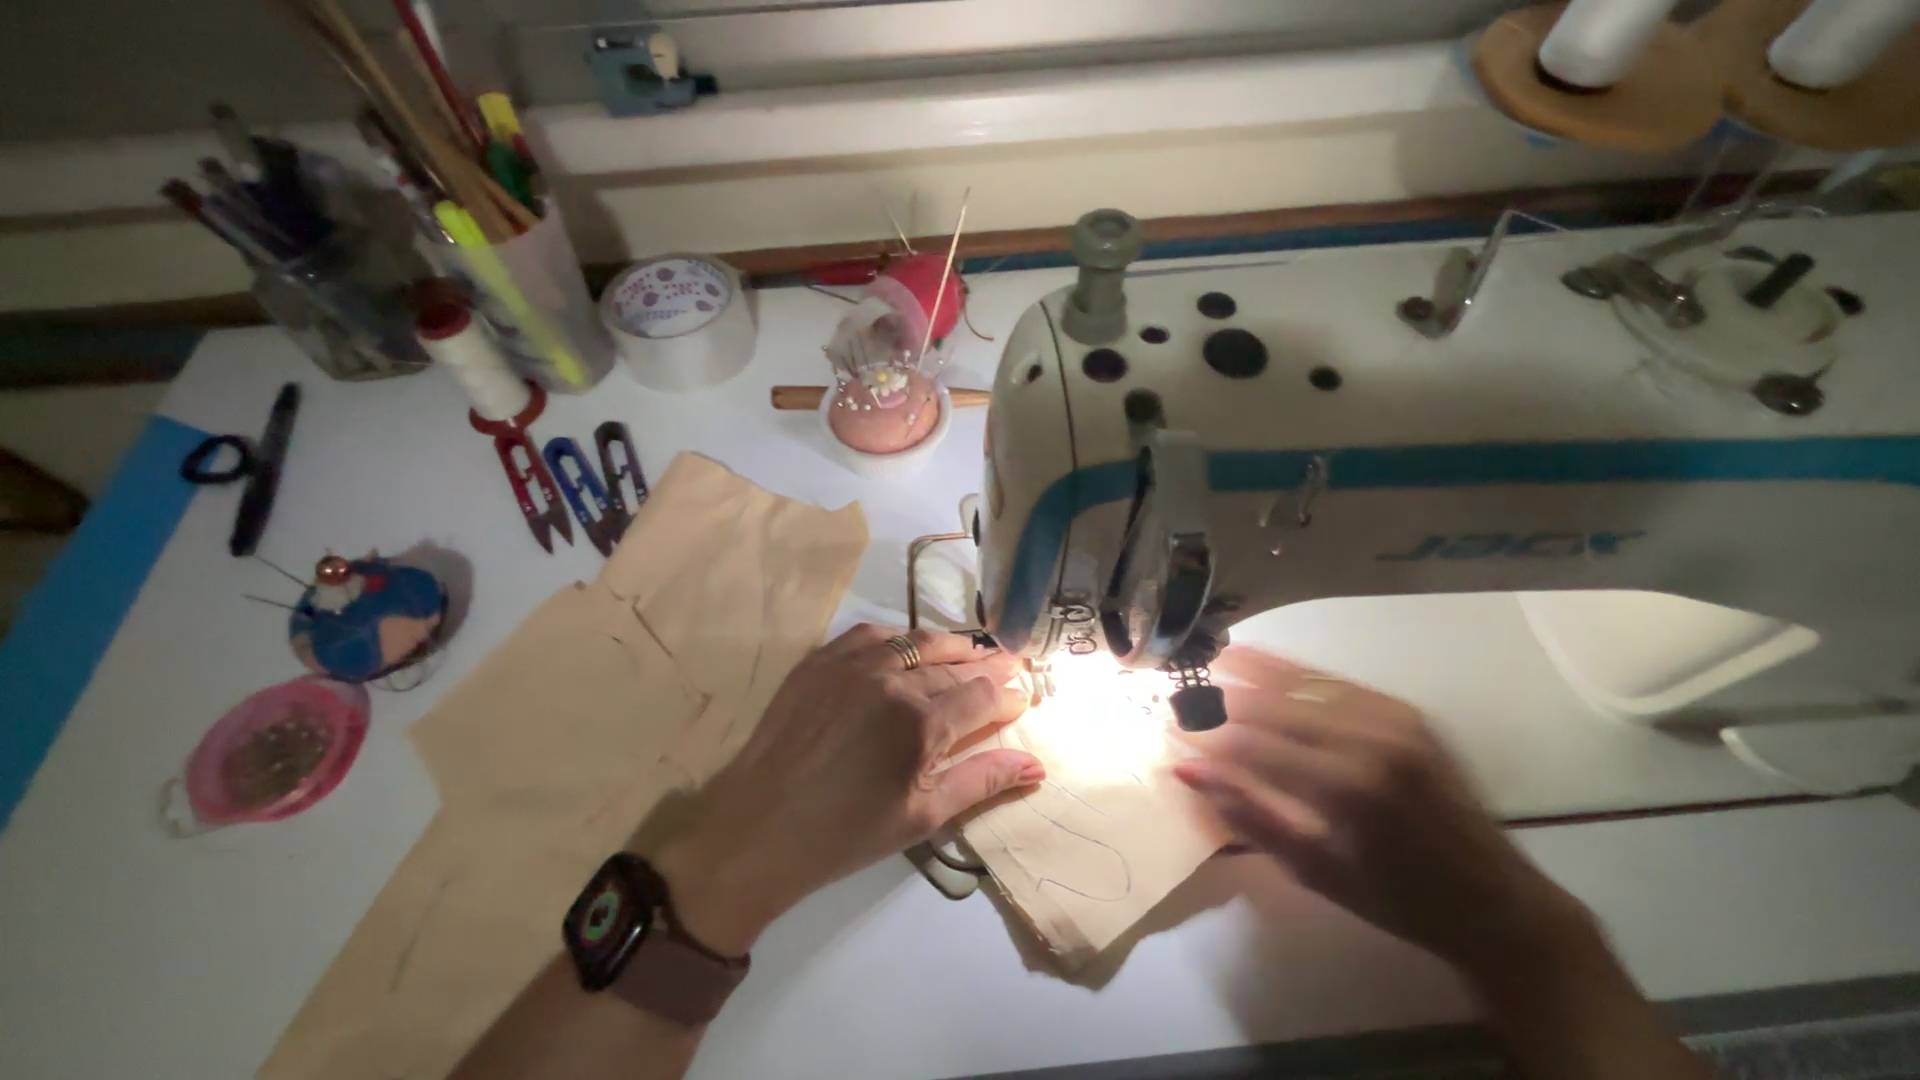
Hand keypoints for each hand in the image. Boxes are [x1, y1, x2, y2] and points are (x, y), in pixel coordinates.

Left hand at [653, 626, 1041, 953]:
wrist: (760, 827)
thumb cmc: (846, 833)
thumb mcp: (923, 816)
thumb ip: (982, 781)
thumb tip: (1037, 765)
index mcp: (922, 724)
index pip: (981, 695)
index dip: (1006, 694)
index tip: (1020, 695)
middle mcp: (892, 682)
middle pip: (953, 664)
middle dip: (985, 666)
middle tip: (1006, 666)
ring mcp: (852, 665)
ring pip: (915, 642)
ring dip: (948, 645)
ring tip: (968, 650)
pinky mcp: (819, 661)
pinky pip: (869, 635)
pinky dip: (897, 637)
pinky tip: (906, 645)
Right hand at [1173, 647, 1588, 975]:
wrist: (1494, 900)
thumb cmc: (1395, 899)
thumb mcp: (1312, 869)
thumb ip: (1247, 814)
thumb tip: (1187, 770)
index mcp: (1343, 790)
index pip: (1250, 744)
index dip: (1203, 733)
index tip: (1169, 727)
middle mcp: (1368, 742)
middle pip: (1273, 703)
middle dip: (1222, 696)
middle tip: (1183, 692)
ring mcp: (1393, 720)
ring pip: (1303, 682)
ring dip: (1254, 670)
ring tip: (1214, 661)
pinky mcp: (1408, 712)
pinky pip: (1336, 682)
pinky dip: (1295, 673)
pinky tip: (1267, 665)